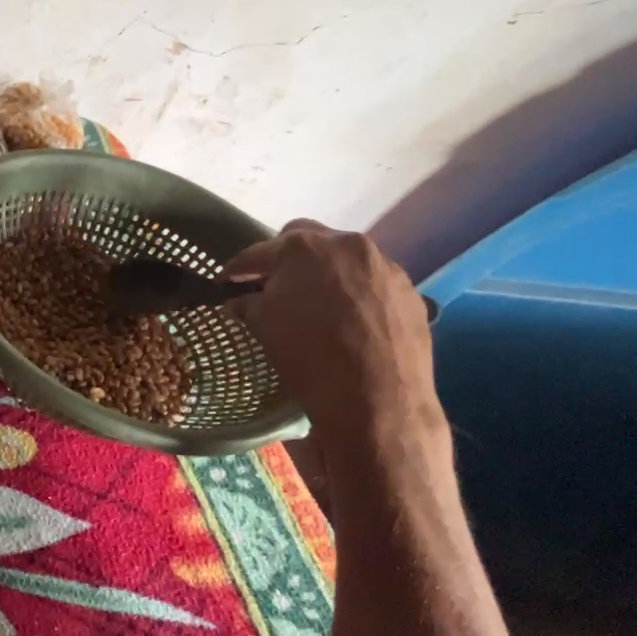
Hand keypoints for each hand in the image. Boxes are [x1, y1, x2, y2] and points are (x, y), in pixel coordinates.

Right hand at [223, 220, 444, 455]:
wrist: (377, 397)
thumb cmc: (307, 352)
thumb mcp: (261, 324)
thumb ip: (248, 302)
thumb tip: (244, 300)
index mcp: (302, 247)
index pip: (256, 253)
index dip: (237, 269)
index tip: (226, 283)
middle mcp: (347, 245)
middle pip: (306, 239)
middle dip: (286, 258)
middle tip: (272, 285)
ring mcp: (385, 267)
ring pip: (343, 259)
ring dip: (324, 273)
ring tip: (314, 303)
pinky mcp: (410, 291)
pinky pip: (371, 281)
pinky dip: (353, 291)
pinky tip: (345, 319)